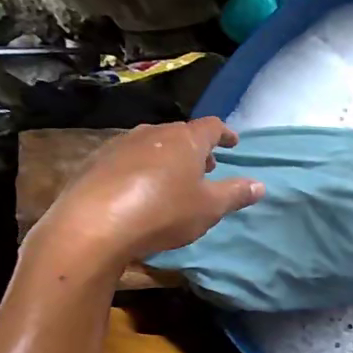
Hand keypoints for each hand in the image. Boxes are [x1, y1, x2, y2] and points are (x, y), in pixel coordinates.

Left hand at [30, 118, 264, 265]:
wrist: (92, 225)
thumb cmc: (162, 213)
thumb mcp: (208, 209)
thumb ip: (235, 194)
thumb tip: (260, 185)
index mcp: (186, 139)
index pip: (212, 126)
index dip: (225, 134)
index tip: (233, 143)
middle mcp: (154, 133)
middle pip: (181, 134)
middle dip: (196, 149)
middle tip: (206, 167)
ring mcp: (122, 144)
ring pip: (153, 145)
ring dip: (167, 158)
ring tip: (173, 180)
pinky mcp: (96, 161)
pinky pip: (127, 159)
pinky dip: (140, 169)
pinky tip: (138, 190)